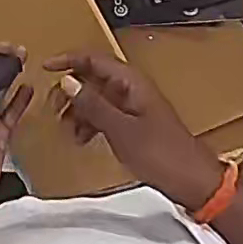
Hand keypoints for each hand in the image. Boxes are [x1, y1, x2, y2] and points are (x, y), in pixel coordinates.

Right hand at [45, 53, 225, 209]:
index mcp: (131, 83)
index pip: (94, 59)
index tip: (46, 67)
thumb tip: (67, 81)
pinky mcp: (133, 124)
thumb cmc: (163, 155)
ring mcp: (132, 106)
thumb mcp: (121, 129)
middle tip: (54, 106)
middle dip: (70, 89)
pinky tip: (82, 137)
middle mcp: (131, 89)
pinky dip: (89, 122)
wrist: (196, 184)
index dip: (68, 59)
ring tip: (66, 126)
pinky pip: (103, 114)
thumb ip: (92, 104)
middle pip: (92, 77)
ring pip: (95, 97)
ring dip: (78, 109)